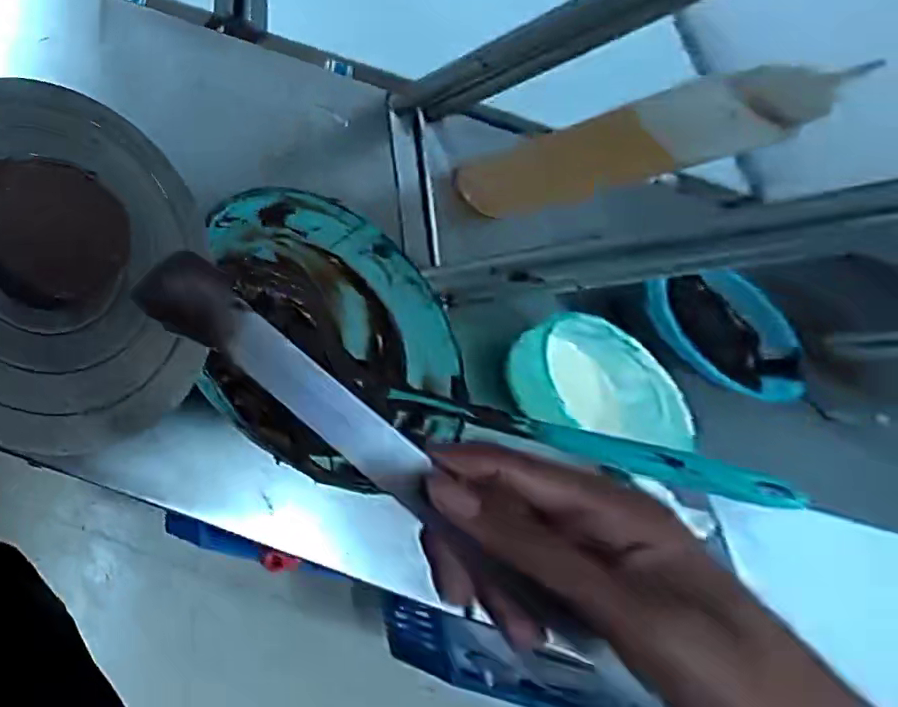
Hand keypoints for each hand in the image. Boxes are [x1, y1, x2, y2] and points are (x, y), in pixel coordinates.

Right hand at [422, 444, 860, 706]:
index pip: (505, 463)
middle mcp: (587, 516)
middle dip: (468, 545)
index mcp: (605, 503)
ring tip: (510, 627)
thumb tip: (440, 487)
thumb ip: (526, 543)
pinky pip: (519, 572)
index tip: (403, 486)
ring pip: (498, 541)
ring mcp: (584, 550)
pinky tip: (523, 629)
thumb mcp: (620, 605)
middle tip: (457, 587)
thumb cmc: (724, 664)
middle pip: (492, 505)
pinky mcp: (581, 583)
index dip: (451, 467)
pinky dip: (508, 598)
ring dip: (489, 580)